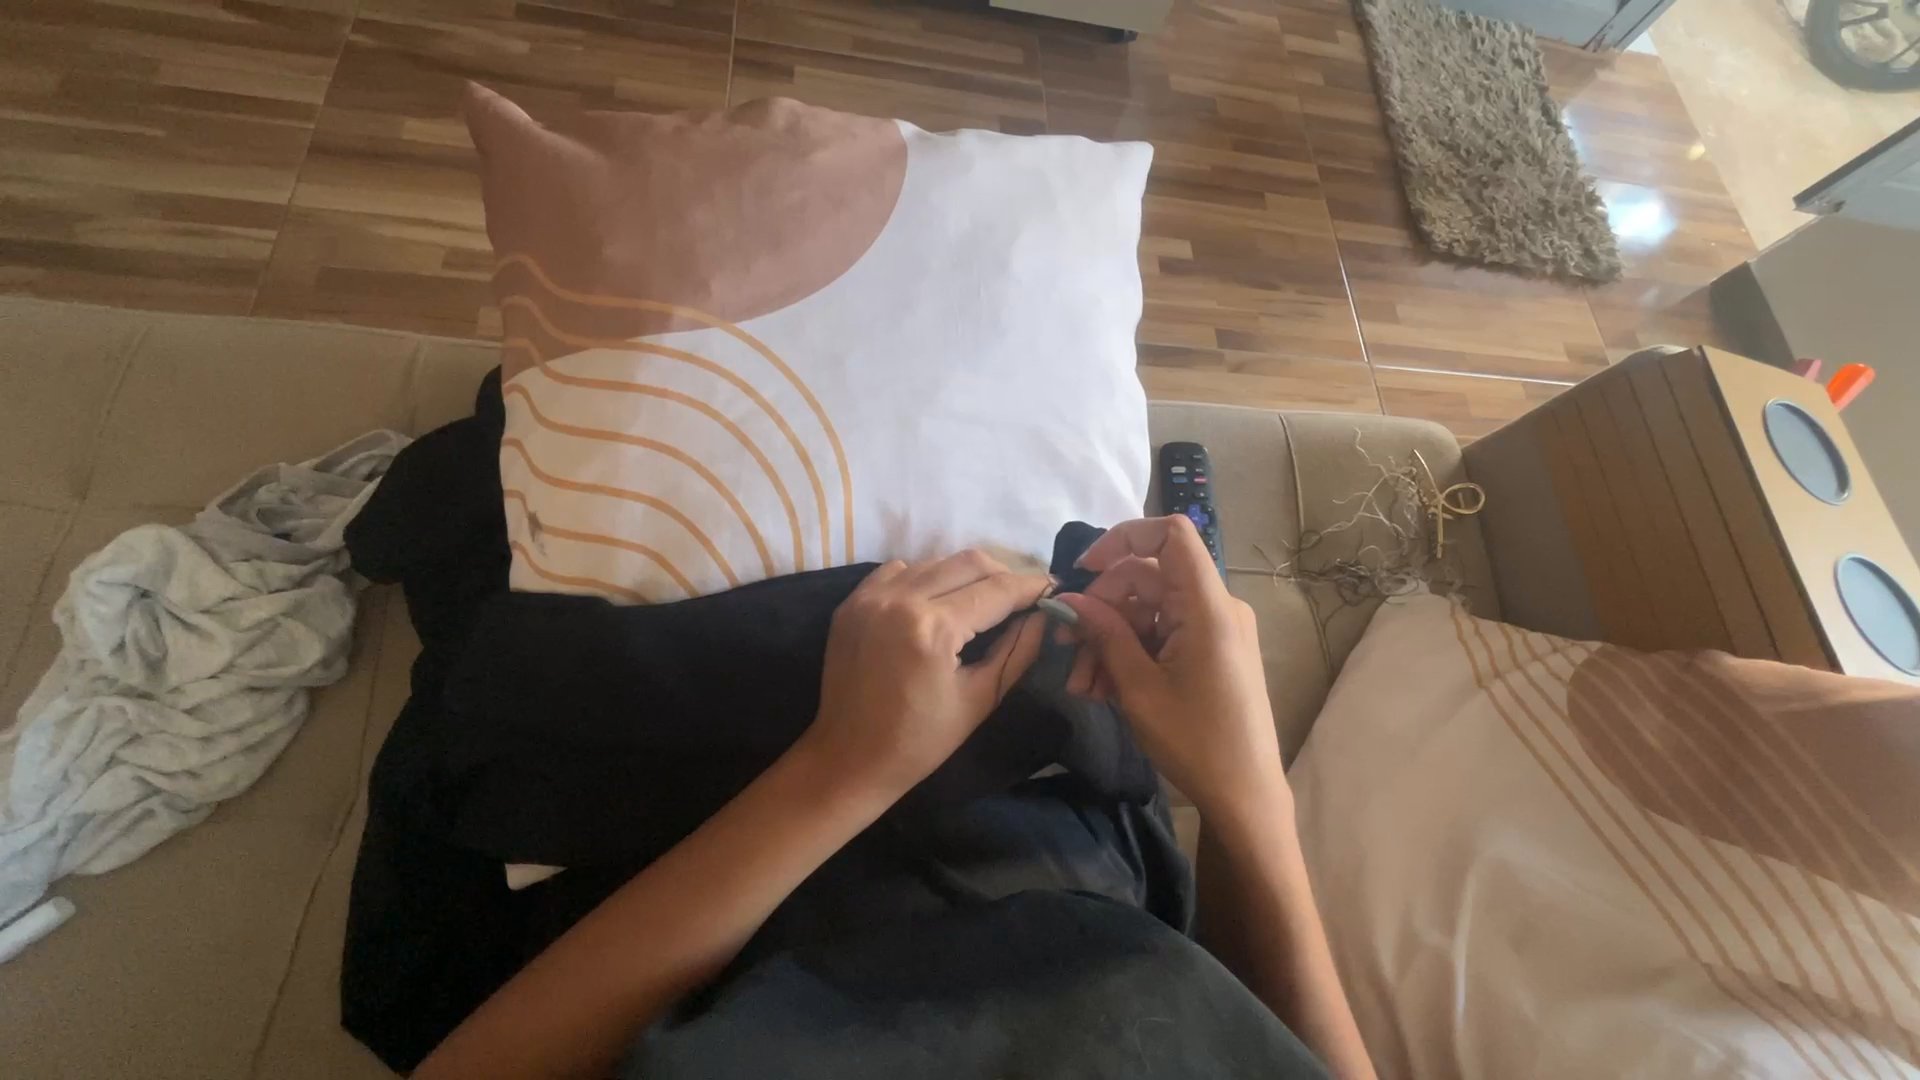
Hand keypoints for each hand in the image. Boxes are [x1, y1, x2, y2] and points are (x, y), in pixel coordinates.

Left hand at [801, 550, 1049, 799]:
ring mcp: (871, 597)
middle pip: (969, 563)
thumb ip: (1017, 651)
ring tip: (981, 600)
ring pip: (935, 562)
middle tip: (1021, 597)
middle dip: (1003, 575)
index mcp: (934, 629)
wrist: (848, 758)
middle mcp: (900, 600)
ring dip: (965, 575)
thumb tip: (1043, 616)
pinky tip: (935, 602)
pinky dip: (925, 577)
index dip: (1031, 587)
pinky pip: (899, 570)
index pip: (997, 591)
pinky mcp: (852, 602)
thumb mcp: (980, 700)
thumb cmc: (920, 741)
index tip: (1053, 588)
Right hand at [1054, 516, 1287, 823]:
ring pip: (1147, 612)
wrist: (1245, 796)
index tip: (1085, 570)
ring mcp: (1213, 630)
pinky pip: (1161, 634)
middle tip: (1065, 645)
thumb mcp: (1138, 688)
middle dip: (1100, 608)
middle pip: (1146, 579)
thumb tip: (1066, 599)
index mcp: (1207, 606)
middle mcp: (1215, 607)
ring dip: (1109, 639)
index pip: (1170, 534)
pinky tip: (1101, 688)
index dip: (1123, 538)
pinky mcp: (1209, 651)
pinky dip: (1129, 653)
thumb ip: (1103, 634)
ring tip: (1081, 684)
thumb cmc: (1195, 741)